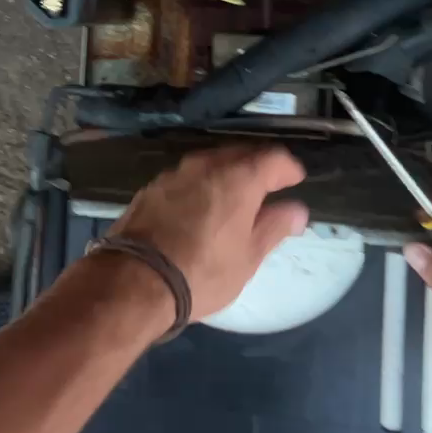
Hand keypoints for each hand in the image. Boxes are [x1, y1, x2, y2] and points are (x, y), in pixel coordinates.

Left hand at [109, 144, 309, 317]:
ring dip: (229, 173)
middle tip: (270, 188)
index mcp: (238, 177)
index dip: (288, 168)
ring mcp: (176, 171)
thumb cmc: (203, 272)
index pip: (273, 157)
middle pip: (241, 153)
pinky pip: (188, 175)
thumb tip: (297, 209)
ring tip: (237, 197)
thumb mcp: (248, 257)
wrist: (135, 279)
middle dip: (259, 166)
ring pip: (212, 161)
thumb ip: (274, 226)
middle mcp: (206, 164)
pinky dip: (203, 183)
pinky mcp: (153, 185)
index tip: (296, 181)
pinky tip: (203, 204)